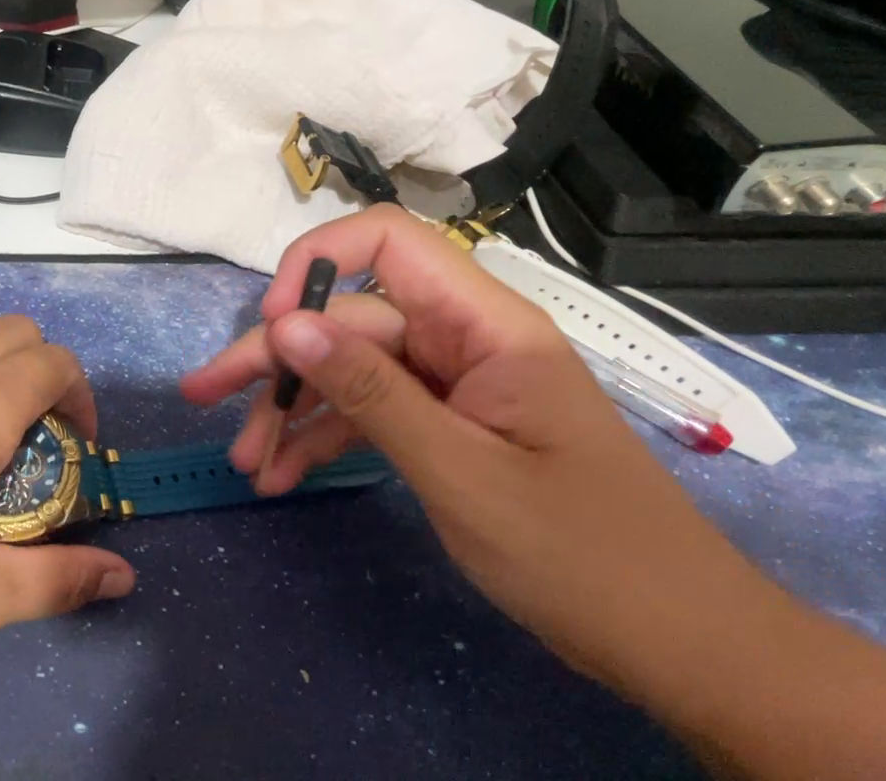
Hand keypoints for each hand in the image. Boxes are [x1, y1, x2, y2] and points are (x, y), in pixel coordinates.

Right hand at [180, 206, 786, 700]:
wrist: (678, 643)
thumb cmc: (582, 554)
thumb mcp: (459, 471)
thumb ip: (368, 391)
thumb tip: (283, 323)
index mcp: (486, 326)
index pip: (388, 243)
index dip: (316, 262)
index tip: (272, 322)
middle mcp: (463, 340)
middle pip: (348, 319)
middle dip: (275, 359)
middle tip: (206, 397)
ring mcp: (452, 384)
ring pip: (347, 369)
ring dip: (290, 410)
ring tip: (244, 463)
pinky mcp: (445, 425)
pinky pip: (367, 413)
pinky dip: (323, 440)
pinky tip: (283, 477)